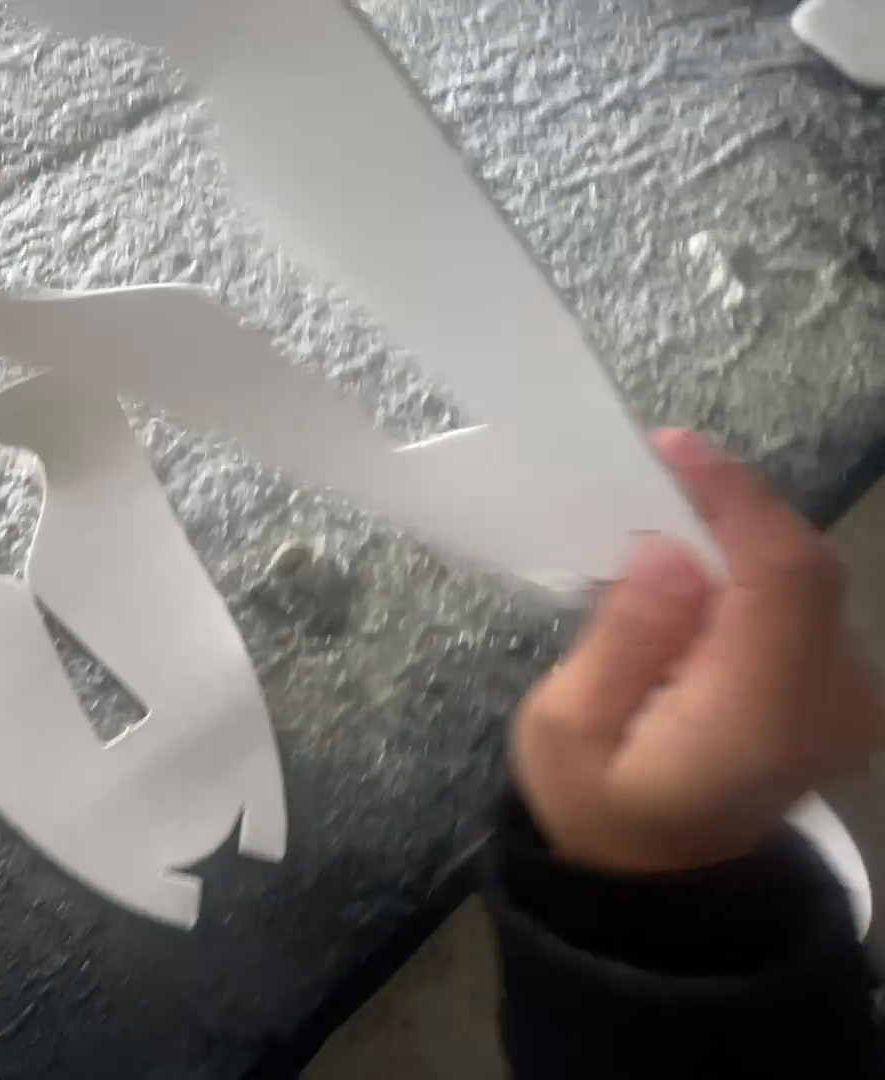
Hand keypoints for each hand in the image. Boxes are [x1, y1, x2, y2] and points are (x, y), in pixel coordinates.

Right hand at [512, 429, 882, 873]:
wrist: (655, 873)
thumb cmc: (588, 799)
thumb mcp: (567, 724)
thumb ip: (623, 640)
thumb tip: (664, 551)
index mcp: (758, 709)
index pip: (776, 579)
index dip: (733, 502)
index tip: (673, 449)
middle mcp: (831, 696)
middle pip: (805, 572)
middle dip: (736, 504)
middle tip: (657, 462)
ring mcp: (845, 697)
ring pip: (807, 583)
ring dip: (739, 529)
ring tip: (664, 496)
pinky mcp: (830, 691)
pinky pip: (798, 607)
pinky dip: (746, 564)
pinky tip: (691, 554)